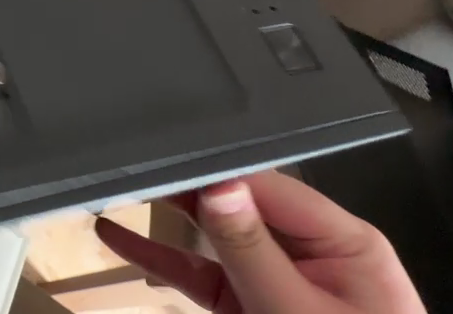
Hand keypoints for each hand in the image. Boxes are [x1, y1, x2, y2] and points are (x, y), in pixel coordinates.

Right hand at [94, 171, 424, 313]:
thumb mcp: (296, 312)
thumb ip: (252, 249)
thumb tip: (215, 182)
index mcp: (342, 241)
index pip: (266, 185)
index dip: (211, 169)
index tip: (156, 154)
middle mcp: (310, 248)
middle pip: (235, 203)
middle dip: (179, 186)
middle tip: (122, 163)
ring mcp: (276, 274)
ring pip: (210, 233)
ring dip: (162, 216)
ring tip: (110, 186)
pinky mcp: (249, 300)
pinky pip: (200, 269)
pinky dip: (160, 256)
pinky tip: (114, 236)